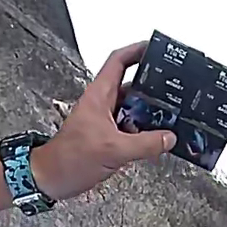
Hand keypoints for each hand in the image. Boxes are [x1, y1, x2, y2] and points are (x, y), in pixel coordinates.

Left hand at [29, 42, 175, 200]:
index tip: (156, 48)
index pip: (119, 62)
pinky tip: (161, 137)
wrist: (51, 178)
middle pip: (133, 85)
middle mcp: (104, 104)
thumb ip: (146, 143)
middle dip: (154, 84)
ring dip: (152, 110)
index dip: (137, 51)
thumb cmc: (70, 158)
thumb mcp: (113, 150)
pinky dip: (147, 130)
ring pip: (135, 107)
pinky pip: (134, 127)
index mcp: (100, 96)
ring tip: (174, 112)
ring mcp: (107, 120)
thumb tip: (169, 138)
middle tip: (175, 85)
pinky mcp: (110, 136)